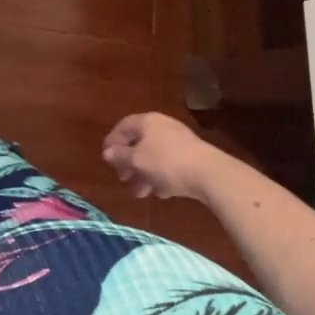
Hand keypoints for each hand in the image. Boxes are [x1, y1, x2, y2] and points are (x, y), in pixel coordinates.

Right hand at [102, 112, 221, 200]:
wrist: (209, 173)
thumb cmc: (166, 162)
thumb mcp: (137, 160)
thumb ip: (120, 156)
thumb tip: (107, 152)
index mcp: (147, 121)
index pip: (123, 126)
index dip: (112, 142)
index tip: (106, 159)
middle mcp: (162, 126)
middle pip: (139, 142)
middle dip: (129, 163)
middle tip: (123, 179)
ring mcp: (179, 140)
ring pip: (154, 156)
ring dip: (144, 174)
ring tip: (140, 193)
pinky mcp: (192, 156)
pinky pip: (170, 163)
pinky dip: (161, 176)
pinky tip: (161, 193)